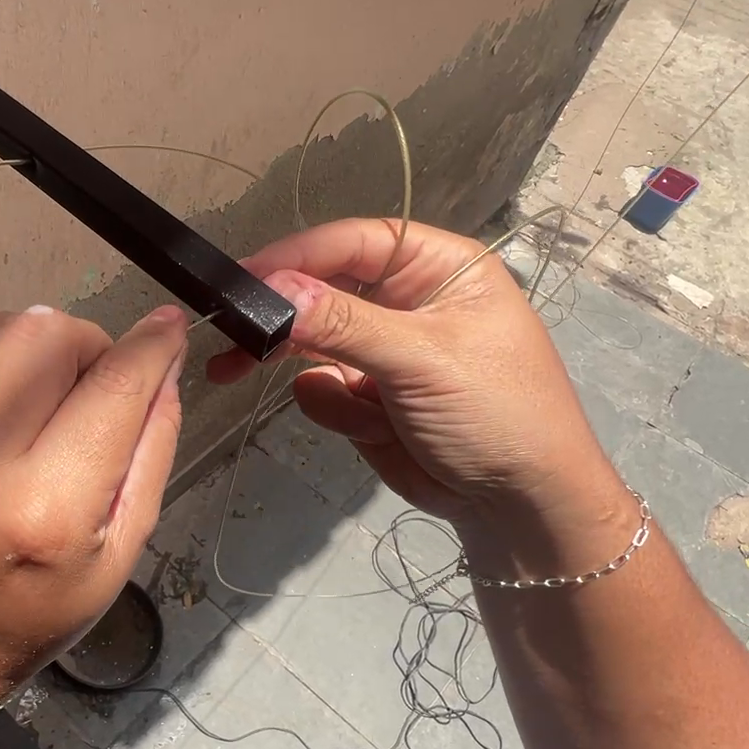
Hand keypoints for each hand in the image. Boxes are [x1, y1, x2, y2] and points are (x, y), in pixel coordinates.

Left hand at [0, 305, 186, 682]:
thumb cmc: (47, 607)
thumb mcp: (124, 548)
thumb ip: (151, 448)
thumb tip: (166, 365)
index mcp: (48, 506)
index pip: (111, 389)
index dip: (151, 347)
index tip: (173, 328)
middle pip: (53, 336)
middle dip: (97, 347)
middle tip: (105, 394)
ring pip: (11, 330)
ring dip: (55, 348)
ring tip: (63, 401)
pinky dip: (16, 366)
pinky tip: (22, 415)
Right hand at [208, 219, 629, 577]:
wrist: (516, 505)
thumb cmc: (494, 413)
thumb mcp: (422, 359)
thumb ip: (344, 324)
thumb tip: (273, 290)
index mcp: (436, 269)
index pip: (354, 243)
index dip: (298, 256)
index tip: (244, 277)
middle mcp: (403, 302)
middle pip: (322, 292)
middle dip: (285, 321)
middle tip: (232, 339)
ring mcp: (379, 351)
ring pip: (311, 346)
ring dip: (316, 376)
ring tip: (328, 404)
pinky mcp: (363, 396)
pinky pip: (320, 390)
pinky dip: (338, 412)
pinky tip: (374, 429)